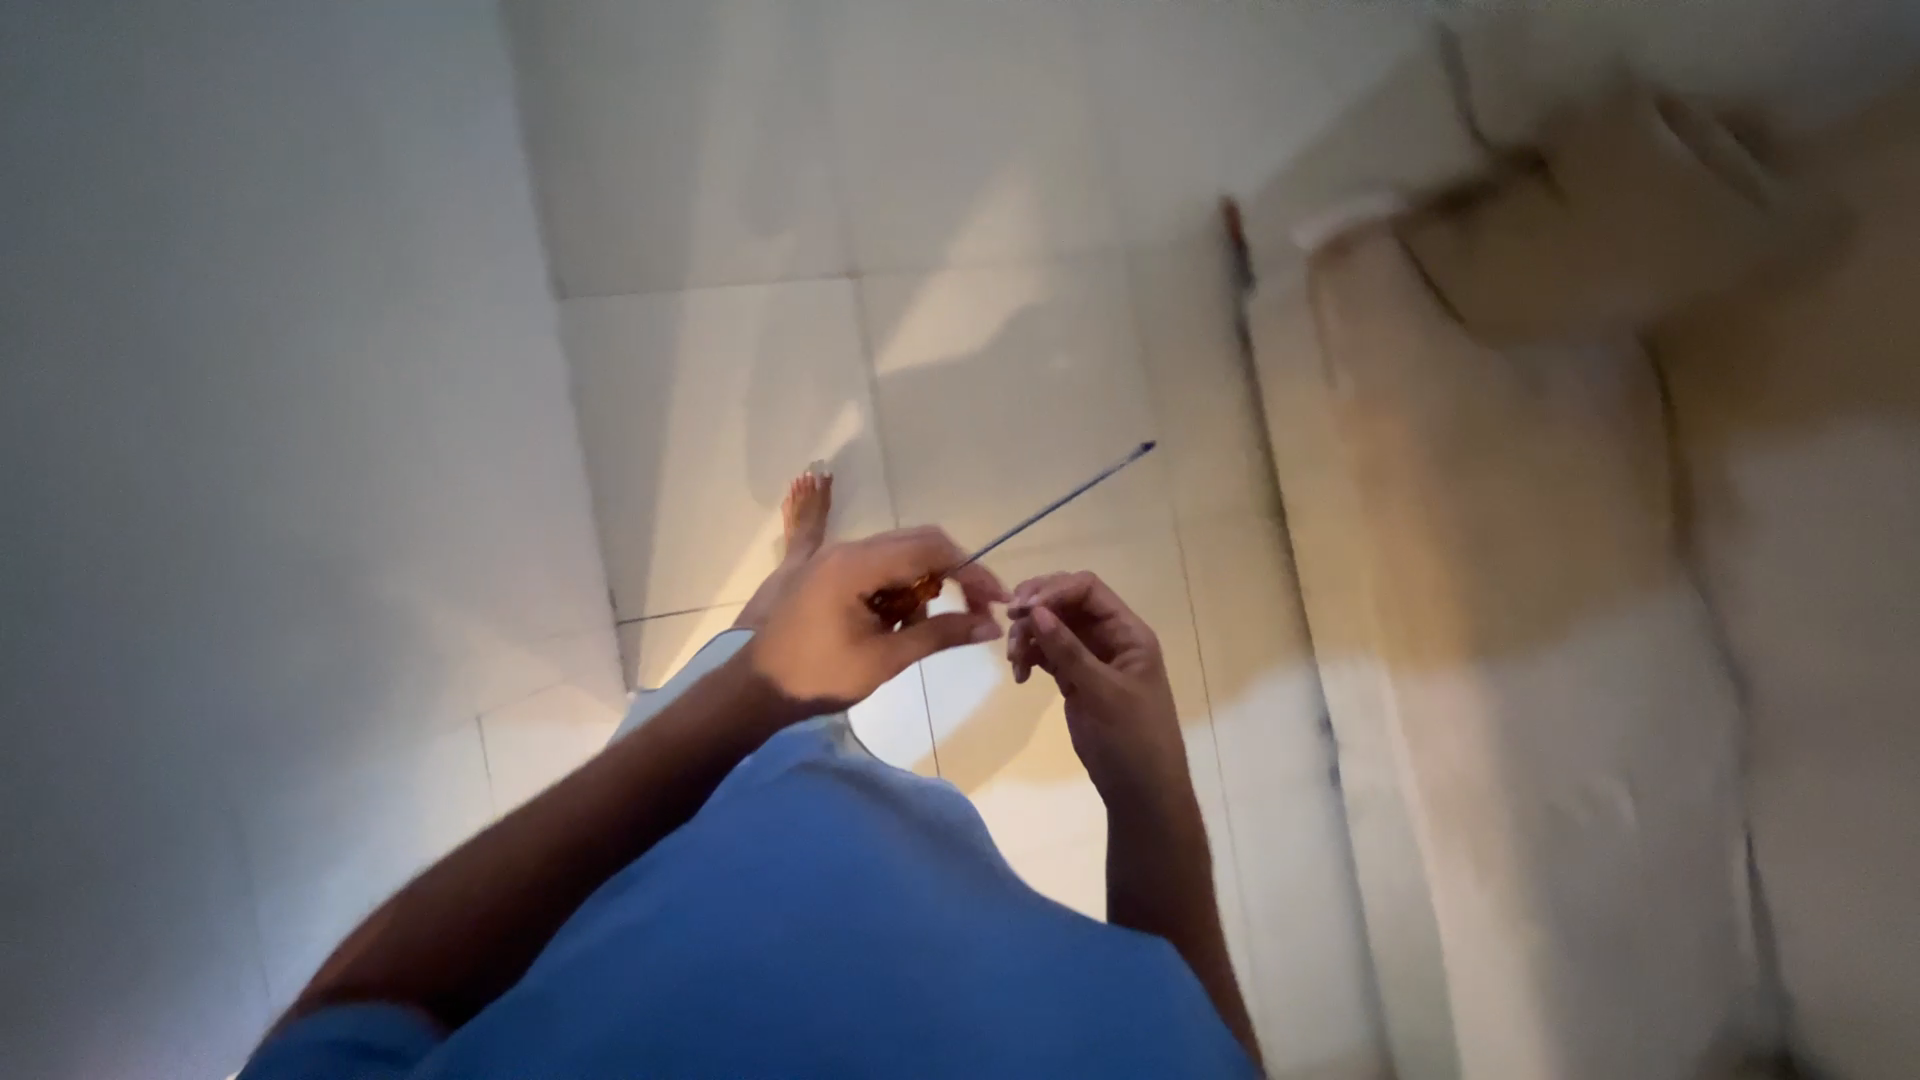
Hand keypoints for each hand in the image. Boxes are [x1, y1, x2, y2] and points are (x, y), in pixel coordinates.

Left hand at [748, 526, 1008, 718]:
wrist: (755, 690)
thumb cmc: (818, 677)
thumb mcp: (885, 658)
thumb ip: (940, 634)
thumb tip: (990, 626)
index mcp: (856, 564)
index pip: (931, 548)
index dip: (972, 571)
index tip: (997, 602)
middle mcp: (847, 549)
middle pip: (918, 543)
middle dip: (953, 574)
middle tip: (976, 612)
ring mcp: (834, 557)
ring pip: (900, 554)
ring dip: (923, 584)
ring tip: (920, 628)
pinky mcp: (829, 571)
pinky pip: (878, 566)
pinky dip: (898, 589)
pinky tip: (895, 622)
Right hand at [1006, 572, 1194, 815]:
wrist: (1141, 791)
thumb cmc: (1134, 739)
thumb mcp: (1104, 693)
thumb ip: (1069, 651)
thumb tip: (1034, 611)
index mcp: (1128, 632)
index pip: (1088, 589)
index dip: (1054, 590)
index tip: (1023, 609)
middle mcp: (1109, 637)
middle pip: (1066, 601)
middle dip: (1035, 607)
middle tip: (1009, 622)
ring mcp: (1089, 658)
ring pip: (1051, 626)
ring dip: (1028, 635)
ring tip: (1014, 661)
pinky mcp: (1073, 678)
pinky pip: (1046, 653)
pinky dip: (1029, 657)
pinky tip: (1020, 676)